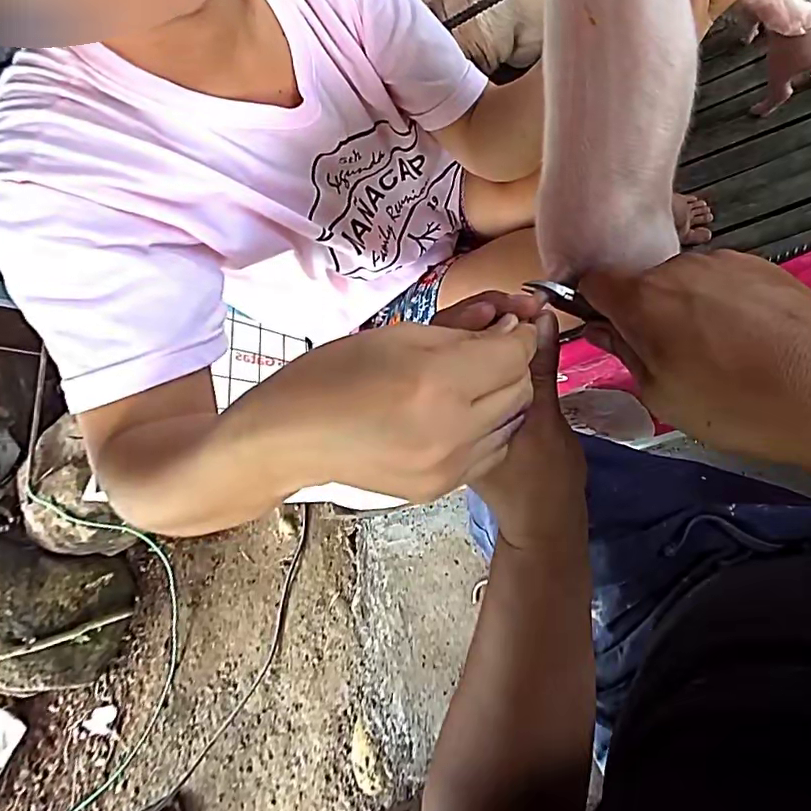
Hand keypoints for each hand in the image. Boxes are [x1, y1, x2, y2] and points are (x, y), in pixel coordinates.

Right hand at [235, 294, 539, 502]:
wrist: (290, 440)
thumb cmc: (334, 375)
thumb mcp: (401, 334)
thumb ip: (462, 329)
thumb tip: (507, 322)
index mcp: (439, 383)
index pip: (515, 354)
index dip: (518, 332)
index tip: (509, 322)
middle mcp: (453, 431)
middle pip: (521, 387)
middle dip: (512, 361)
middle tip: (488, 346)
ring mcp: (450, 467)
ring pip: (513, 420)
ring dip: (503, 394)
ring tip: (472, 380)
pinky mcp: (442, 488)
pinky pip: (491, 450)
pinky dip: (488, 427)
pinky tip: (460, 413)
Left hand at [448, 294, 585, 549]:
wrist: (535, 516)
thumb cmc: (544, 477)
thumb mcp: (547, 422)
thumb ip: (541, 369)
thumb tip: (541, 319)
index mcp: (456, 413)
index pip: (467, 346)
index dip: (499, 316)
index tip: (530, 304)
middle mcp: (439, 404)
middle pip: (455, 338)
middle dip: (491, 312)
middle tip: (528, 302)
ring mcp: (443, 405)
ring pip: (456, 345)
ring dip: (488, 323)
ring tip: (522, 311)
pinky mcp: (457, 405)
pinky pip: (461, 361)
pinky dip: (484, 341)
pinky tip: (508, 331)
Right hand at [581, 251, 810, 471]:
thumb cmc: (741, 404)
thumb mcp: (665, 396)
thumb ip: (627, 356)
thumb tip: (607, 333)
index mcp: (644, 300)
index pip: (593, 282)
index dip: (593, 305)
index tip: (605, 328)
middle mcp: (678, 269)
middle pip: (642, 282)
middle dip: (644, 312)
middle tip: (668, 355)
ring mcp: (722, 262)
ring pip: (683, 282)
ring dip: (686, 308)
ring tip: (719, 352)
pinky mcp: (758, 265)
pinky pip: (721, 280)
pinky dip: (722, 303)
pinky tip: (748, 339)